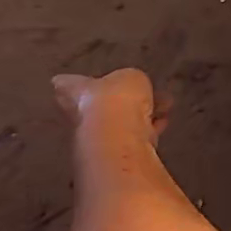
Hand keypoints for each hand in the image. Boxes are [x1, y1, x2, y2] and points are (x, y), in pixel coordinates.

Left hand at [52, 68, 168, 142]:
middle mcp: (79, 115)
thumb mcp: (130, 77)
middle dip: (119, 100)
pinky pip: (132, 136)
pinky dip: (147, 129)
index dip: (77, 81)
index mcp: (74, 91)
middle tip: (144, 92)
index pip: (66, 83)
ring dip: (139, 114)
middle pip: (97, 105)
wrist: (120, 139)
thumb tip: (134, 85)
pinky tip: (163, 122)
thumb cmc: (116, 100)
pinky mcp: (114, 153)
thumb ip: (130, 80)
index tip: (88, 79)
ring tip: (164, 106)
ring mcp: (96, 137)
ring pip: (119, 121)